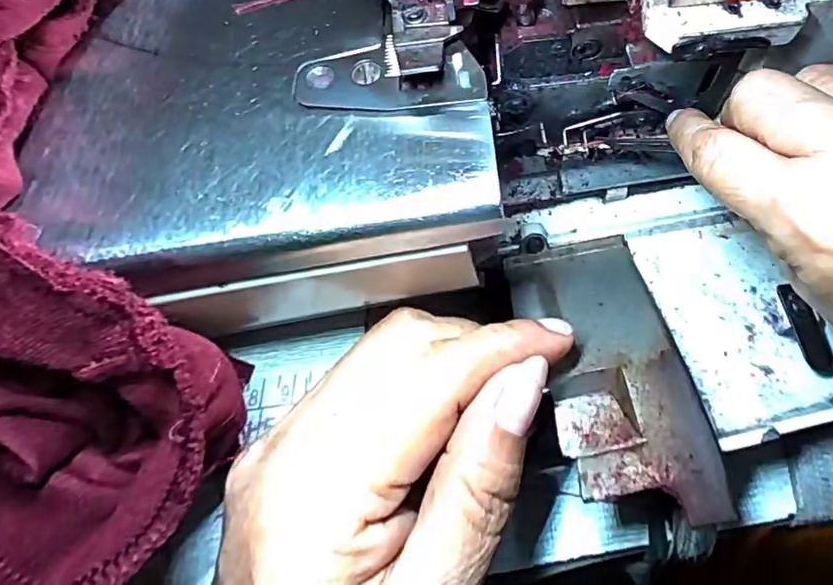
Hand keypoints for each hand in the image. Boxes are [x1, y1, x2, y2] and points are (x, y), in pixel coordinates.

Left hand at [218, 309, 574, 584]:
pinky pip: (361, 377)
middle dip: (476, 343)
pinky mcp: (287, 443)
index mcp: (317, 491)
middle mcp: (286, 449)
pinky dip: (416, 375)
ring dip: (449, 353)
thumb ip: (478, 485)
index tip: (551, 340)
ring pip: (380, 350)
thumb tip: (520, 386)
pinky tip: (449, 406)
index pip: (425, 375)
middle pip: (397, 345)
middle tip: (534, 364)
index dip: (499, 346)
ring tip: (499, 387)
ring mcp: (280, 441)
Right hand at [664, 63, 832, 462]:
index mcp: (826, 224)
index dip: (689, 137)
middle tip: (765, 146)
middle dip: (745, 118)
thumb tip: (737, 161)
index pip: (718, 150)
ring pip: (822, 74)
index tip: (685, 129)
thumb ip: (777, 215)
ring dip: (812, 108)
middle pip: (760, 91)